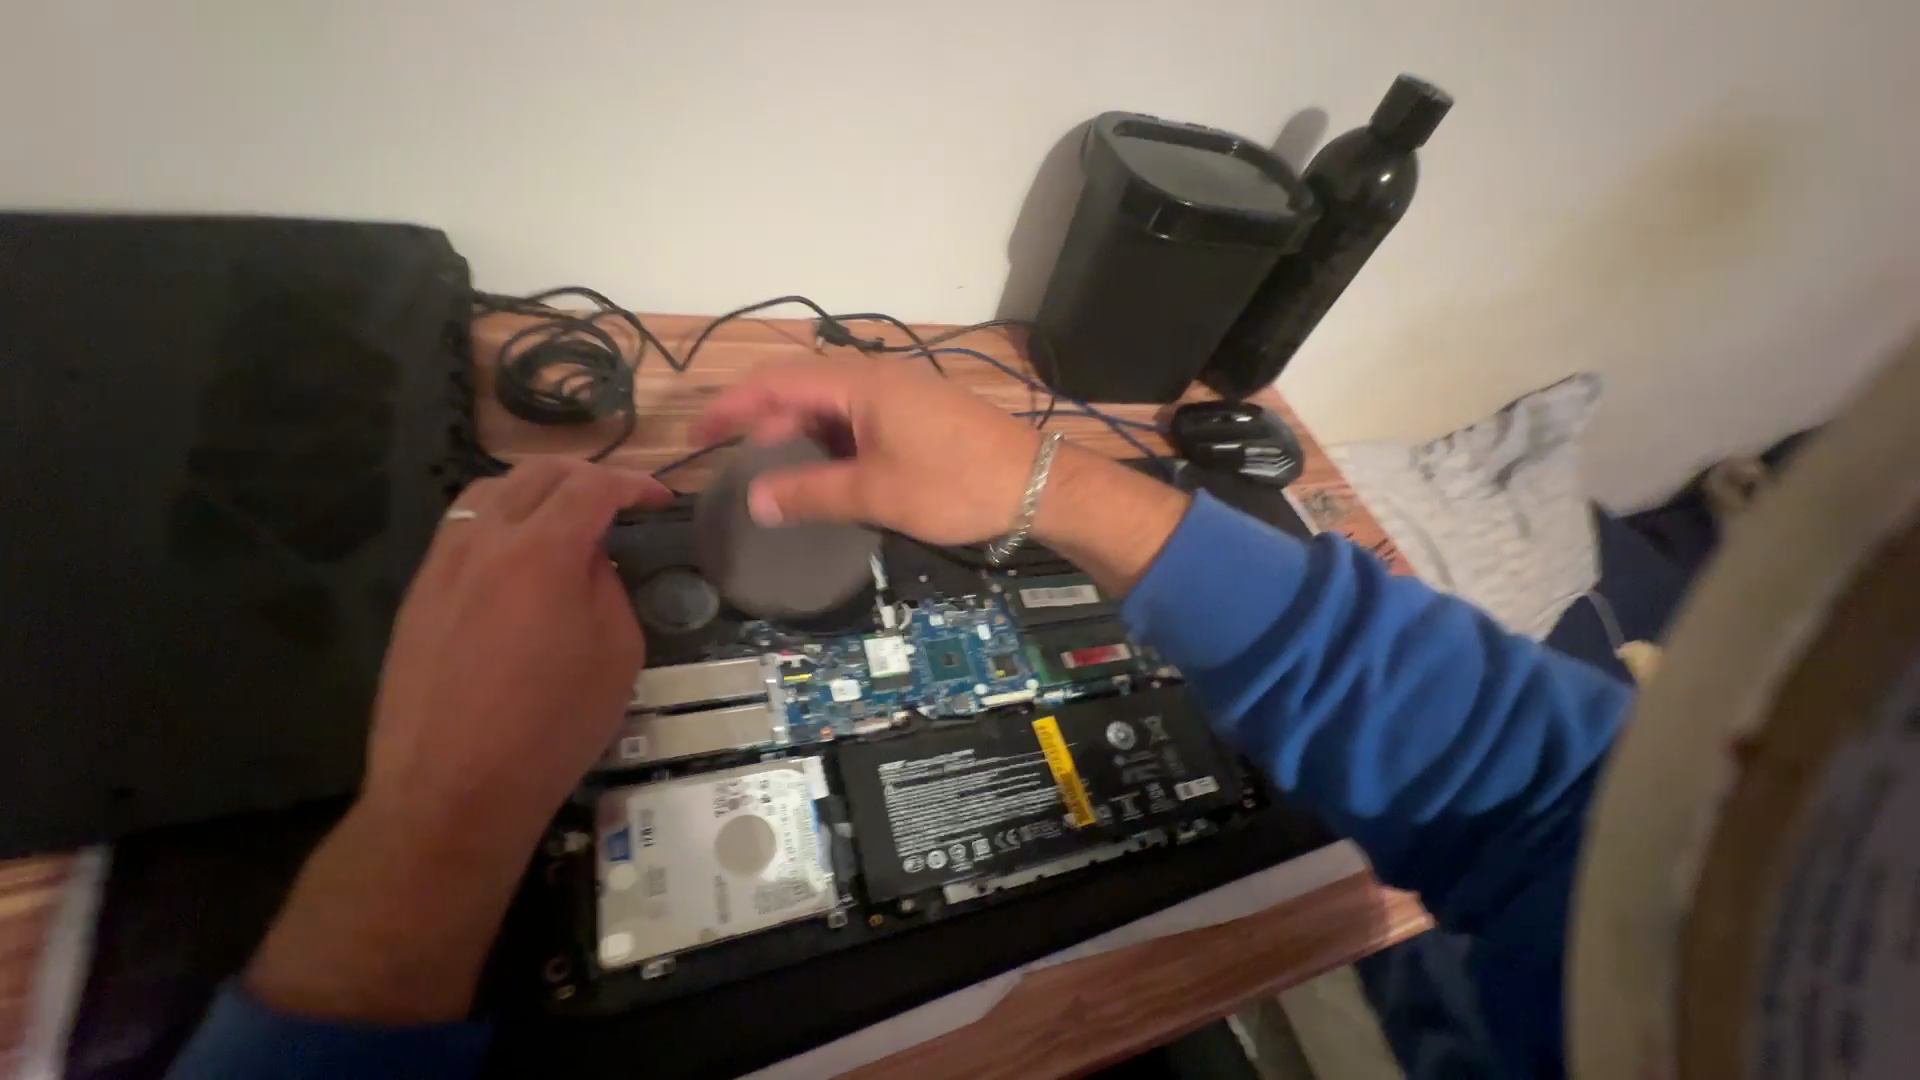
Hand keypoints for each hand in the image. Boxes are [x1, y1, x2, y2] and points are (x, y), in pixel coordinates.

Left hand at [247, 458, 669, 1023]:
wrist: (452, 790)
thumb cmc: (554, 724)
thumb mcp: (616, 653)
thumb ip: (608, 588)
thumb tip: (592, 558)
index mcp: (543, 553)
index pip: (593, 488)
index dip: (634, 484)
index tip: (660, 499)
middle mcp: (485, 542)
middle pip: (536, 475)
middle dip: (587, 476)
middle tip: (619, 500)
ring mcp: (442, 566)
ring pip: (487, 493)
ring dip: (536, 490)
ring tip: (565, 515)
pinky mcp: (418, 595)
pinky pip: (461, 530)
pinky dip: (500, 520)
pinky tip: (519, 556)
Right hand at [692, 359, 1043, 543]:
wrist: (1037, 483)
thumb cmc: (955, 485)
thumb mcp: (876, 493)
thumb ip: (810, 494)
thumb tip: (754, 499)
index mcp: (860, 384)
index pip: (776, 381)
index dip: (731, 406)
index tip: (698, 434)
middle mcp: (877, 377)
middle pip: (802, 390)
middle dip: (765, 424)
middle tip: (740, 465)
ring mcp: (901, 394)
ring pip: (832, 407)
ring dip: (801, 436)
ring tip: (780, 475)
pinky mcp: (919, 414)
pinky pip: (860, 419)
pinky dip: (833, 442)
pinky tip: (830, 472)